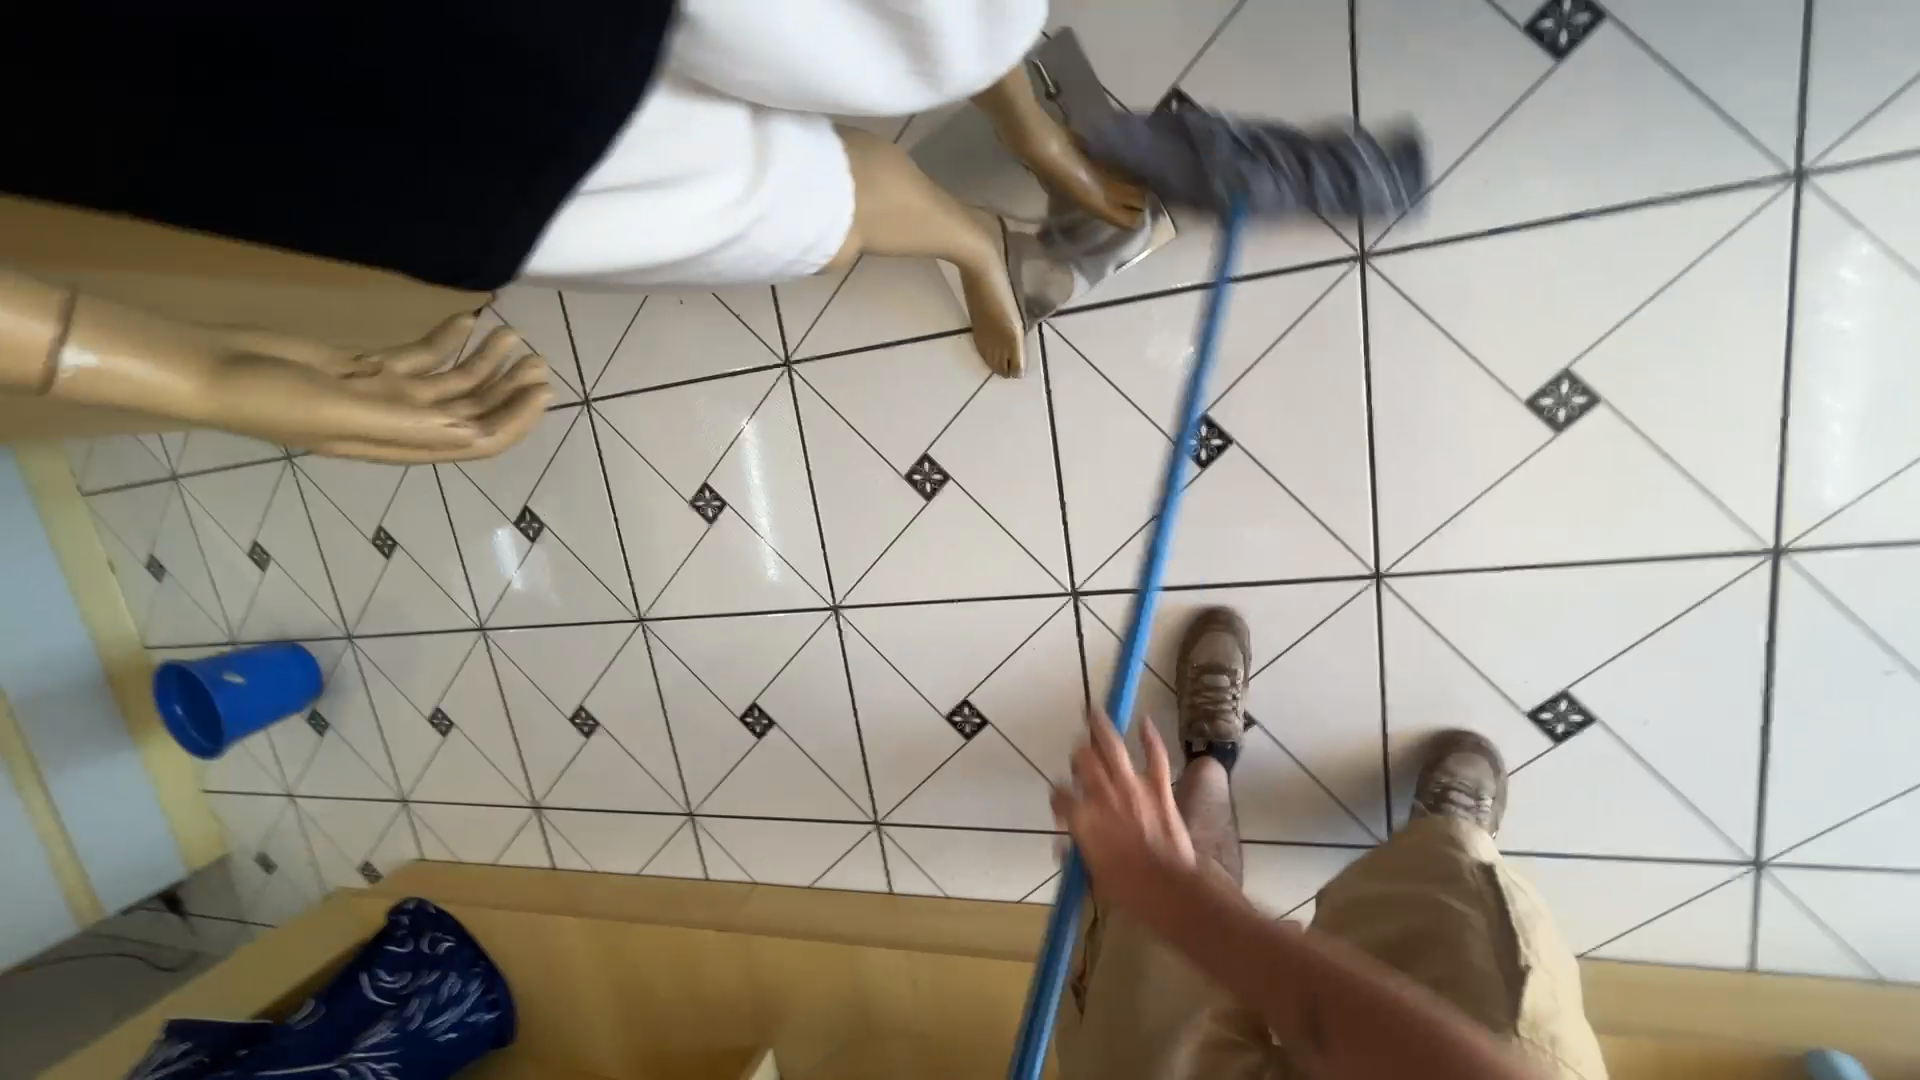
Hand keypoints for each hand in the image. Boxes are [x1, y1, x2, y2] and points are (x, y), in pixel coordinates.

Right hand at [205, 314, 551, 461]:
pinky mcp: (368, 368)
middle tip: (538, 361)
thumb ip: (411, 426)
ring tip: (514, 336)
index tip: (541, 392)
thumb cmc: (273, 398)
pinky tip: (470, 321)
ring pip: (452, 381)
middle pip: (473, 409)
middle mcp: (402, 424)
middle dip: (509, 388)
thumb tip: (473, 434)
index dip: (515, 420)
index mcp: (402, 444)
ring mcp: (386, 395)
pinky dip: (446, 340)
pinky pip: (421, 356)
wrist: (206, 367)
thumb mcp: (345, 415)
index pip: (478, 439)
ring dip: (485, 361)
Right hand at [1052, 708, 1194, 906]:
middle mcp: (1102, 795)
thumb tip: (1064, 847)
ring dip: (1101, 728)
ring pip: (1112, 748)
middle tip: (1078, 753)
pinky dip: (1149, 737)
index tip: (1060, 799)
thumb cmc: (1130, 890)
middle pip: (1082, 763)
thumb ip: (1078, 854)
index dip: (1058, 797)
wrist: (1172, 889)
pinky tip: (1144, 721)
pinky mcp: (1159, 787)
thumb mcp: (1094, 876)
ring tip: (1095, 712)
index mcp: (1082, 819)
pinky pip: (1155, 756)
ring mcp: (1132, 787)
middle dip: (1078, 757)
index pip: (1060, 797)